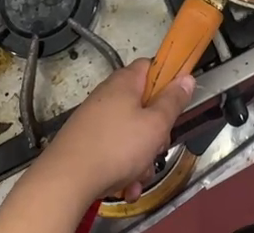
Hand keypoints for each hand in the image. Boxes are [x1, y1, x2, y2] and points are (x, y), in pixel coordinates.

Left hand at [32, 59, 194, 202]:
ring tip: (138, 175)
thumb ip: (173, 101)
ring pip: (130, 132)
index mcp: (125, 82)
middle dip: (155, 131)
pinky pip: (114, 149)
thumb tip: (186, 77)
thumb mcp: (155, 124)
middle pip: (143, 104)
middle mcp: (109, 94)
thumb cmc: (116, 146)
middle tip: (158, 147)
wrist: (67, 179)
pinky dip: (123, 166)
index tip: (176, 101)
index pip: (151, 66)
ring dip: (140, 157)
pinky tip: (125, 186)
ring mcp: (96, 118)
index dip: (166, 80)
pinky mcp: (87, 141)